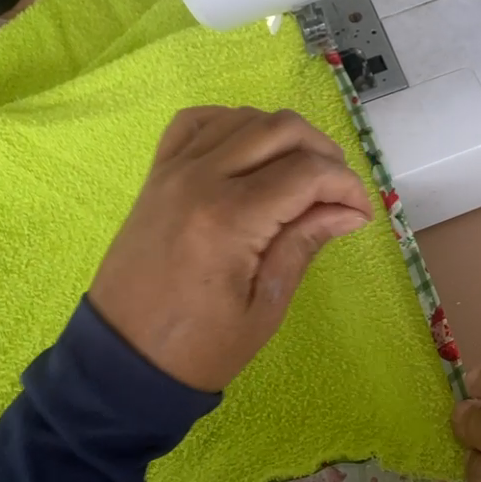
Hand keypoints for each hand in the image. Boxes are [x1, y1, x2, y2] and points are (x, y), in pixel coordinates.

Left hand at [87, 106, 373, 391]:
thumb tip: (351, 210)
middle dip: (324, 151)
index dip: (346, 185)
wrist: (119, 363)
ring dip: (283, 134)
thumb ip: (306, 243)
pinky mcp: (157, 173)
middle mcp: (201, 179)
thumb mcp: (265, 306)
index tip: (361, 211)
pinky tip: (250, 150)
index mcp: (229, 219)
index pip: (307, 172)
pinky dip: (232, 123)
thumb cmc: (197, 348)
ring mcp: (174, 170)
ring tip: (301, 171)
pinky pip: (198, 121)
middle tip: (338, 189)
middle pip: (281, 128)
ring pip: (245, 117)